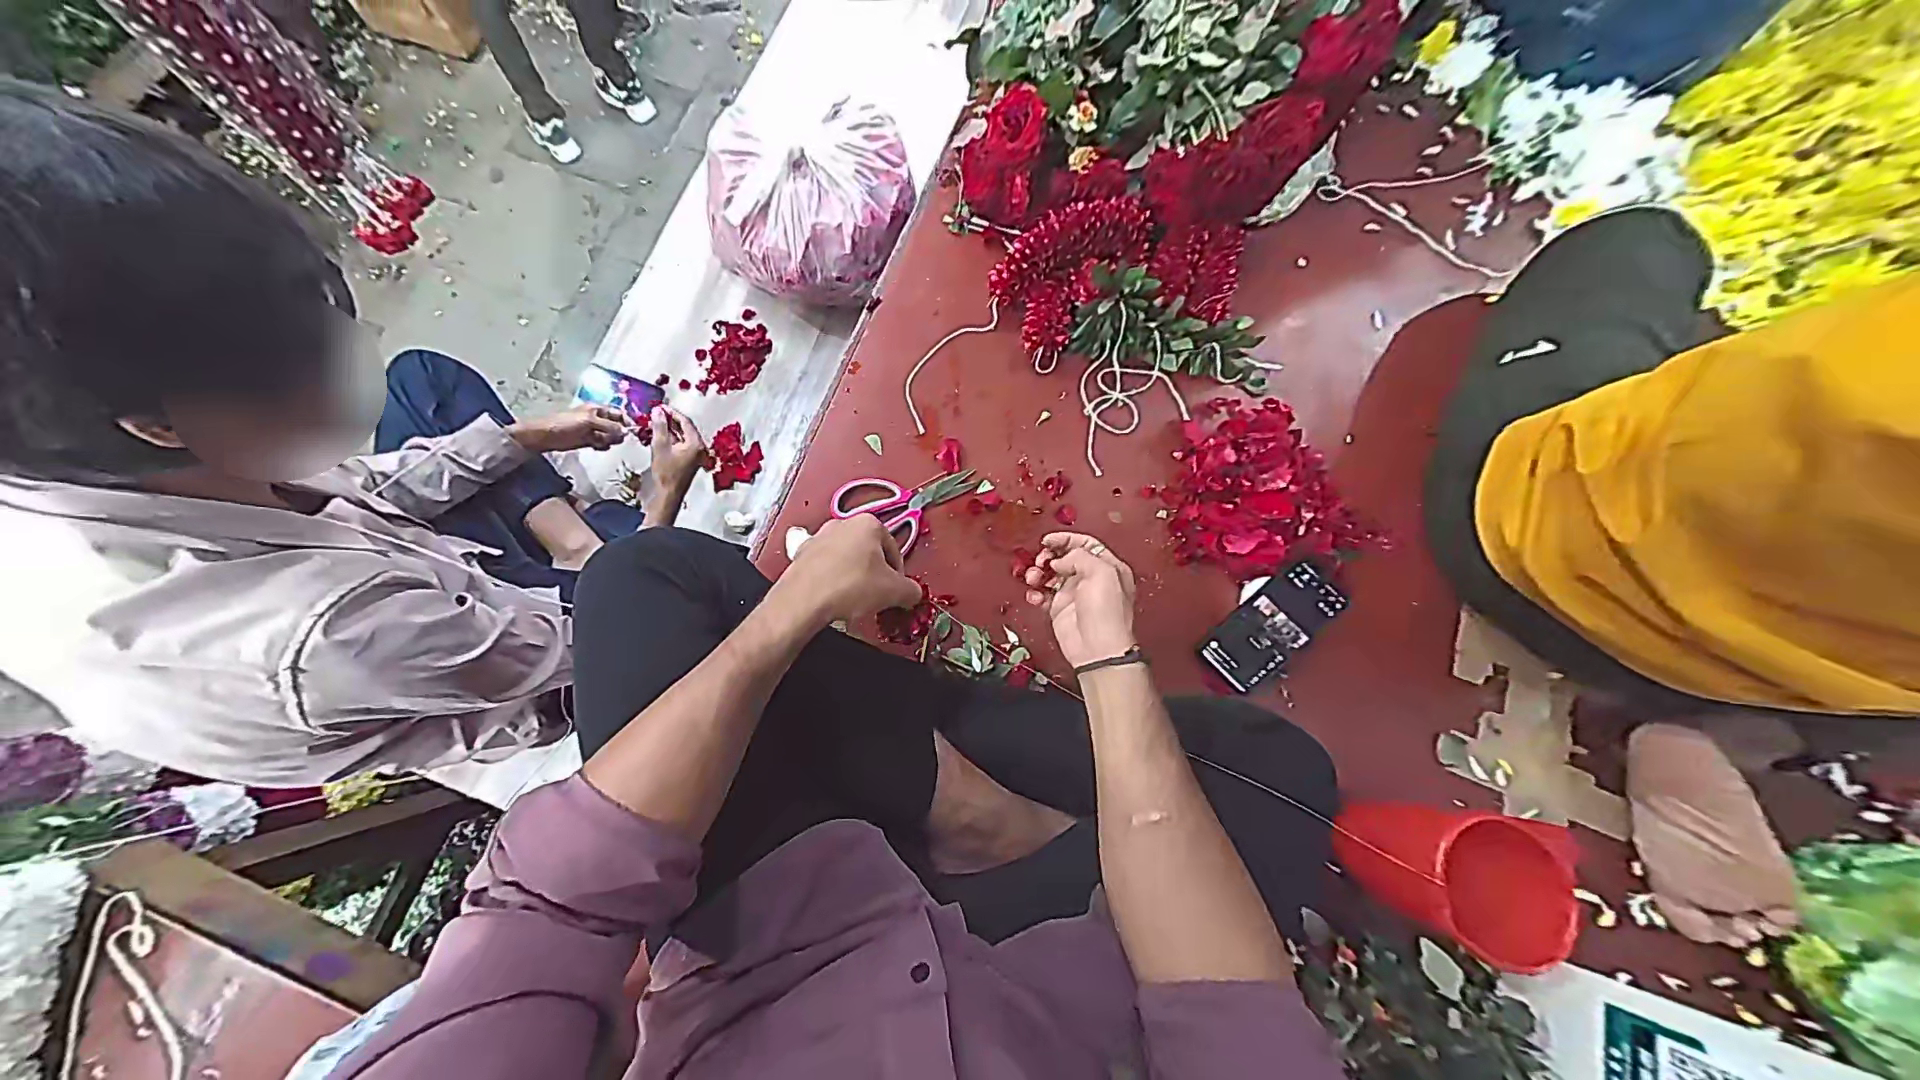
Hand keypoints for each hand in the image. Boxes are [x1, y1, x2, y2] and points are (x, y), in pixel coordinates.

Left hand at [509, 404, 628, 453]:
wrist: (545, 436)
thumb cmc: (565, 424)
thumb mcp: (589, 422)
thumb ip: (610, 426)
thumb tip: (626, 432)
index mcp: (598, 409)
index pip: (620, 413)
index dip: (627, 421)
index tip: (633, 432)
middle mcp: (598, 419)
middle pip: (618, 426)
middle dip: (618, 433)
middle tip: (612, 438)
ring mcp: (594, 430)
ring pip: (611, 436)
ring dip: (609, 441)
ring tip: (600, 442)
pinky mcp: (589, 441)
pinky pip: (603, 444)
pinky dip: (602, 446)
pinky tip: (595, 446)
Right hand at [648, 406, 706, 490]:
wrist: (668, 494)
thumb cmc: (666, 473)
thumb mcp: (660, 446)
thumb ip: (660, 426)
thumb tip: (658, 410)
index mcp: (696, 444)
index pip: (686, 421)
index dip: (672, 412)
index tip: (660, 407)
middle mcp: (700, 448)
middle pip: (686, 428)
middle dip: (671, 419)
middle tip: (657, 413)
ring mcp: (696, 454)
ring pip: (683, 435)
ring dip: (670, 428)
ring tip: (656, 422)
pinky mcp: (690, 459)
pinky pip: (682, 443)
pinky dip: (672, 438)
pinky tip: (660, 435)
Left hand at [772, 515, 922, 627]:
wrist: (804, 601)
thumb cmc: (848, 587)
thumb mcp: (894, 592)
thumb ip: (911, 590)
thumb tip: (912, 593)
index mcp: (869, 523)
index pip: (894, 549)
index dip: (898, 574)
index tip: (896, 590)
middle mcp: (842, 523)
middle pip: (869, 551)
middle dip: (875, 573)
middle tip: (877, 595)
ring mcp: (819, 537)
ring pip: (846, 558)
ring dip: (853, 576)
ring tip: (854, 600)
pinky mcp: (801, 553)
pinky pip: (825, 566)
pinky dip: (832, 579)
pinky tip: (833, 597)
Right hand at [1023, 532, 1137, 668]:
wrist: (1097, 648)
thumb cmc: (1107, 613)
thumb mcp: (1102, 573)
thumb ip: (1080, 557)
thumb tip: (1060, 560)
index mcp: (1107, 567)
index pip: (1085, 544)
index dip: (1066, 539)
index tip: (1047, 540)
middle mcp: (1091, 579)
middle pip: (1065, 557)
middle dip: (1050, 556)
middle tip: (1041, 560)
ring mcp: (1074, 594)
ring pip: (1050, 574)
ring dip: (1038, 573)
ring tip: (1033, 578)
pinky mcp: (1060, 609)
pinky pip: (1042, 595)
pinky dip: (1035, 592)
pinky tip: (1035, 595)